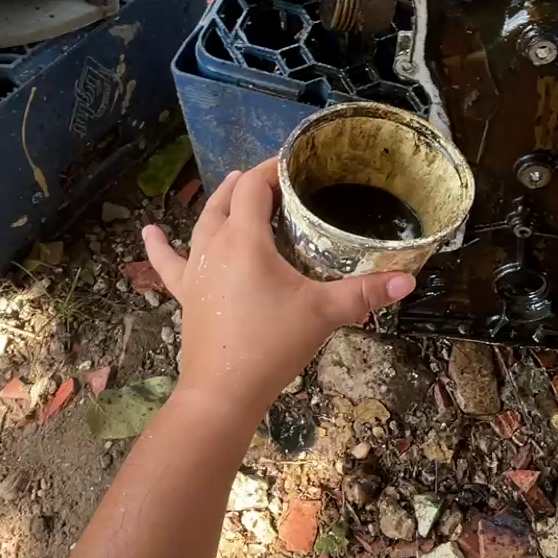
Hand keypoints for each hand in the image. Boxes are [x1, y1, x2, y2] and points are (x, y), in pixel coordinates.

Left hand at [142, 158, 414, 422]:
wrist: (223, 393)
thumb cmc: (272, 345)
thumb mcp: (324, 313)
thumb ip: (365, 293)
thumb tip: (408, 280)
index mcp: (244, 240)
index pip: (253, 187)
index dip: (272, 169)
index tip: (295, 164)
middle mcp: (214, 246)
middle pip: (227, 199)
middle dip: (249, 183)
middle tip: (276, 180)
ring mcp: (196, 270)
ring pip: (202, 222)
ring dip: (219, 202)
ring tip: (232, 186)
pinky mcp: (186, 294)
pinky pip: (169, 263)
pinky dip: (159, 246)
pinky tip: (148, 232)